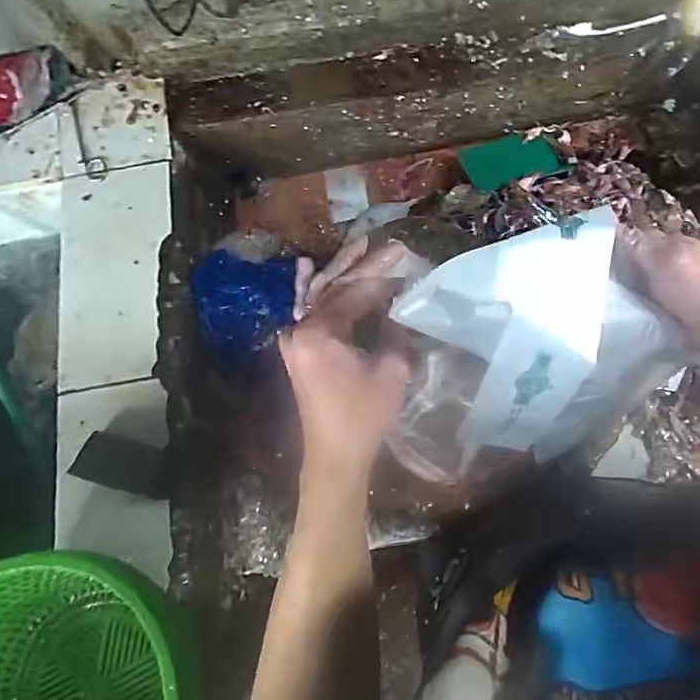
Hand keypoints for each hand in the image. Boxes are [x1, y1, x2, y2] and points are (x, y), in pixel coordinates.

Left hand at [279, 242, 412, 474]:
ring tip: (360, 249)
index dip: (381, 274)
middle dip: (358, 266)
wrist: (334, 454)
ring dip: (342, 275)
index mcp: (319, 333)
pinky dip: (323, 293)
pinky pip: (313, 312)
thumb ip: (394, 334)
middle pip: (332, 288)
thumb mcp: (391, 372)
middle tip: (382, 245)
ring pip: (321, 297)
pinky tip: (311, 269)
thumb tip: (399, 309)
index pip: (353, 293)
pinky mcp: (300, 351)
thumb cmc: (363, 416)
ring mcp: (295, 340)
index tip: (404, 256)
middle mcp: (299, 330)